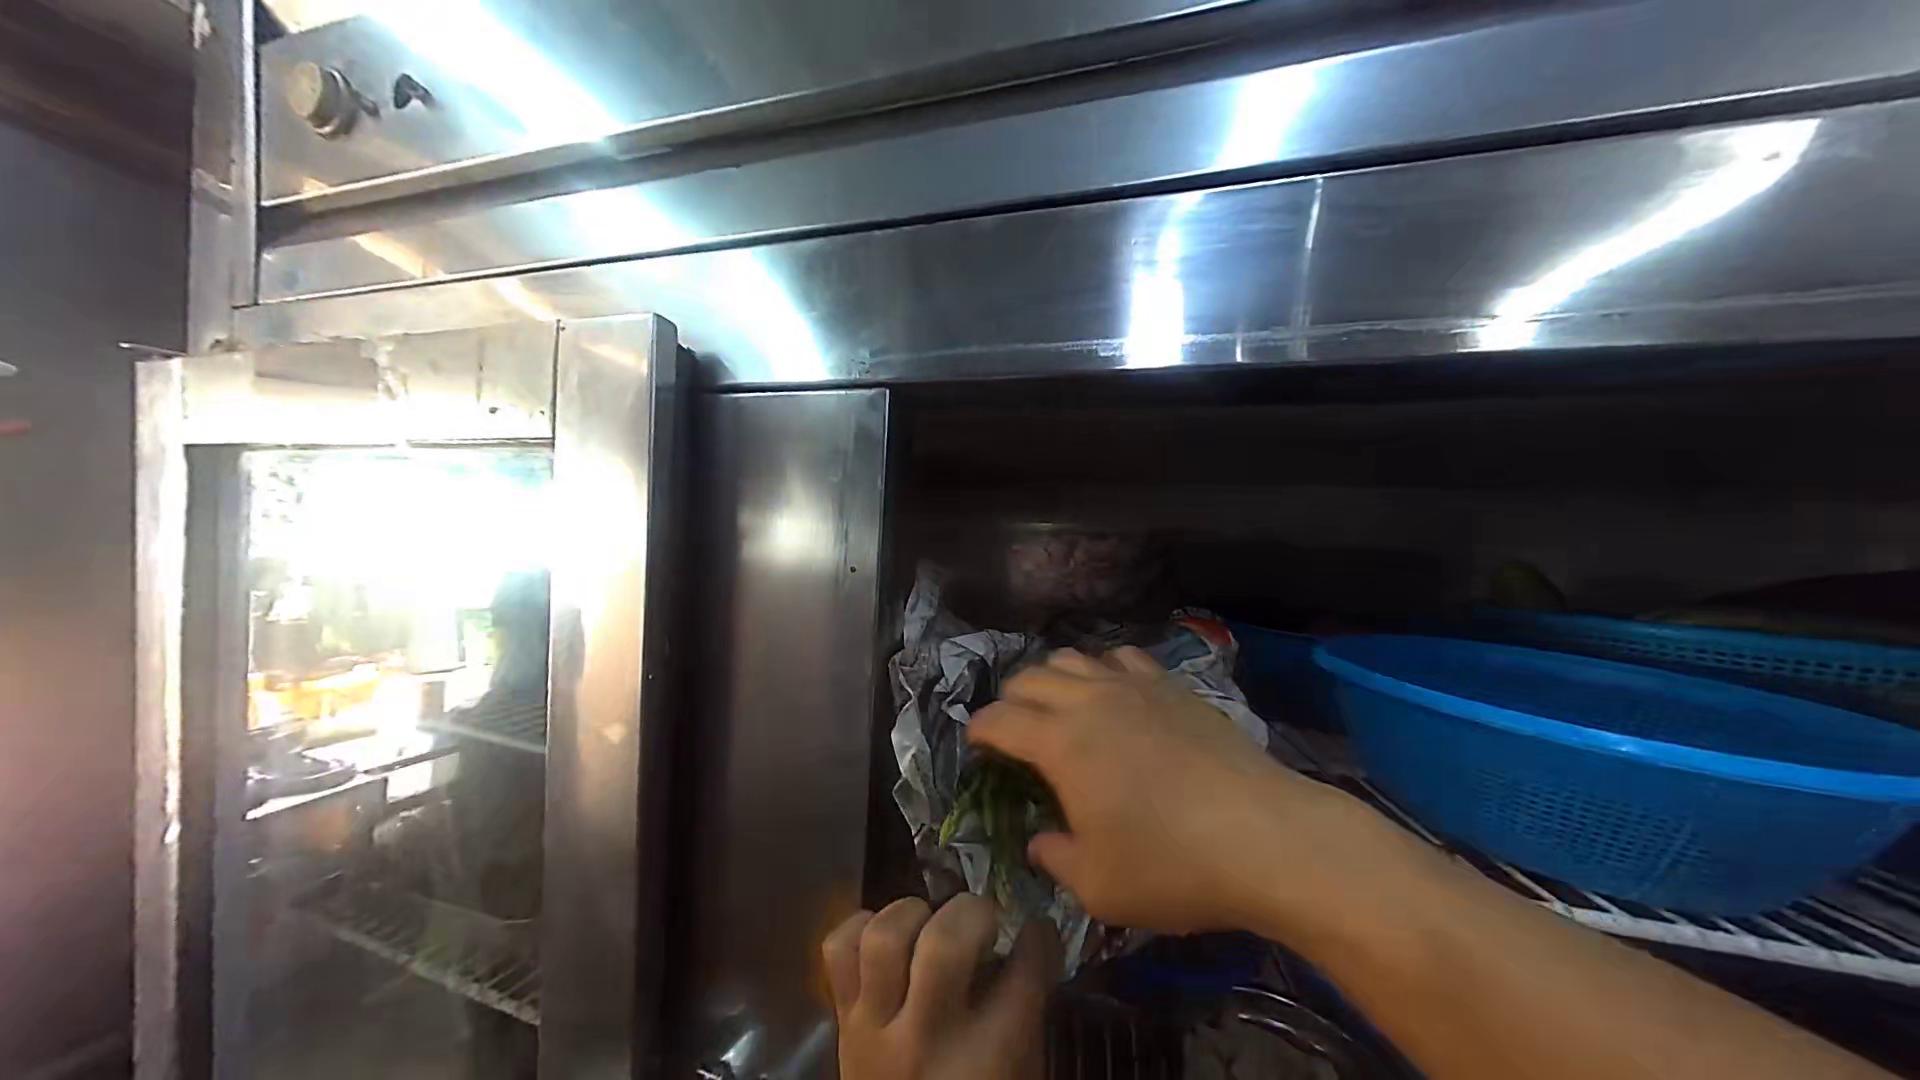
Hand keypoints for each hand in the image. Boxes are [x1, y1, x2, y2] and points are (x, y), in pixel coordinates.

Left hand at [823, 894, 1059, 1079]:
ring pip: (883, 938)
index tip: (1037, 927)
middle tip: (982, 919)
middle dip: (972, 911)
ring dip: (912, 914)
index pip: (1022, 976)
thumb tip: (1027, 941)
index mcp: (985, 1063)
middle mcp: (926, 1041)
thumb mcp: (1018, 1073)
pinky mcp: (841, 1021)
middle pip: (943, 945)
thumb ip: (1024, 1010)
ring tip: (929, 924)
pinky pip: (838, 950)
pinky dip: (862, 926)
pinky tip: (889, 942)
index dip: (1038, 938)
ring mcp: (874, 1030)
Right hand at [968, 647, 1373, 936]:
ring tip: (1060, 705)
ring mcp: (1134, 687)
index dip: (979, 729)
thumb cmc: (1172, 866)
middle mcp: (1089, 701)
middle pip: (1030, 677)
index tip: (975, 743)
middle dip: (1010, 699)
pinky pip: (1124, 657)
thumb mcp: (1098, 887)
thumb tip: (1040, 841)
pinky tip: (1116, 692)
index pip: (999, 719)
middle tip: (1013, 728)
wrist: (1266, 838)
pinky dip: (1105, 669)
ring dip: (1053, 678)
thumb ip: (1055, 859)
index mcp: (1060, 743)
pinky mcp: (1173, 686)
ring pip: (1074, 658)